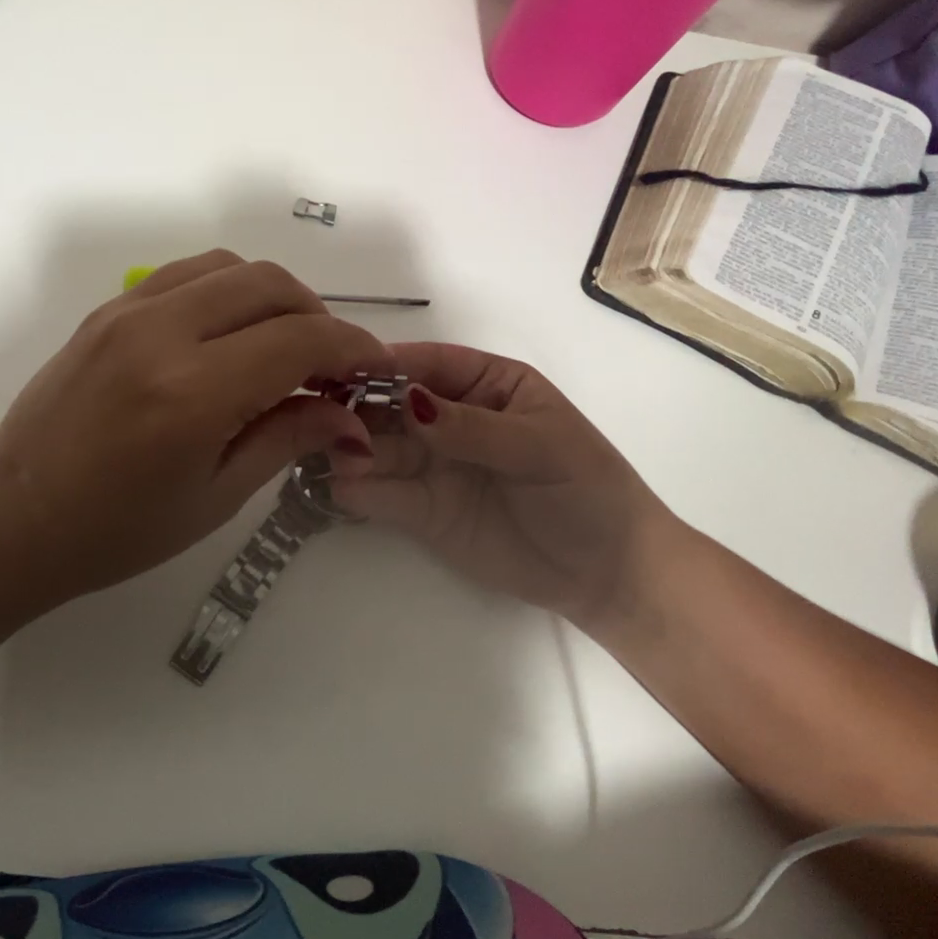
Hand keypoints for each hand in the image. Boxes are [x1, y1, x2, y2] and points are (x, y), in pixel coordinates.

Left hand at [0, 250, 389, 612]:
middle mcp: (159, 333)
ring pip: (226, 267)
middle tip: (331, 366)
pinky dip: (224, 291)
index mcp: (192, 392)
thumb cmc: (116, 532)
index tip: (376, 370)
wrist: (13, 522)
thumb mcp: (214, 498)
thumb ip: (285, 439)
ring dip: (271, 296)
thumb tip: (349, 417)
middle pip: (269, 285)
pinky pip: (183, 277)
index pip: (299, 341)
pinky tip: (230, 335)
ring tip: (284, 346)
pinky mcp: (103, 312)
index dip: (352, 350)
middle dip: (317, 317)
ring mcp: (124, 313)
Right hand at [329, 344, 670, 626]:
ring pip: (378, 449)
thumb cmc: (586, 491)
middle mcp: (449, 420)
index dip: (384, 365)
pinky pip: (381, 493)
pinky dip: (358, 489)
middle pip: (390, 405)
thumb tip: (411, 402)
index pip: (426, 364)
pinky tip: (342, 487)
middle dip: (358, 410)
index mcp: (486, 385)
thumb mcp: (539, 448)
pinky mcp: (420, 511)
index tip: (341, 370)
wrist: (606, 574)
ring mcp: (432, 466)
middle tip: (331, 423)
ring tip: (338, 458)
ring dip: (353, 449)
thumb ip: (473, 427)